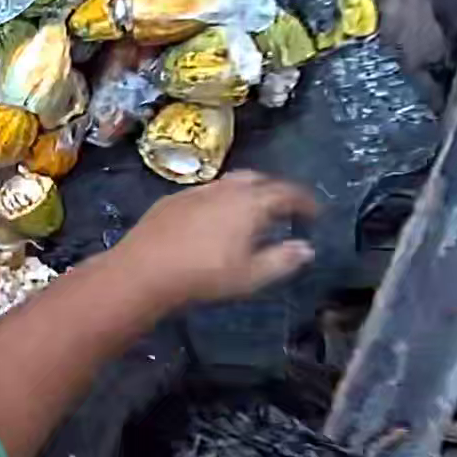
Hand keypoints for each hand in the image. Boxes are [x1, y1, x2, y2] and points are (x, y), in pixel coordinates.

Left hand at [110, 171, 318, 307]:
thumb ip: (283, 260)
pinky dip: (216, 199)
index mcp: (249, 202)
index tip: (314, 213)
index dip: (305, 202)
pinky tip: (211, 218)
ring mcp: (191, 192)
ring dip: (243, 193)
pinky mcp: (167, 201)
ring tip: (248, 213)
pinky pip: (200, 192)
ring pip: (225, 183)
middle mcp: (221, 189)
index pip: (286, 193)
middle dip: (273, 190)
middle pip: (255, 179)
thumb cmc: (202, 275)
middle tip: (282, 209)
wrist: (141, 270)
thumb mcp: (251, 276)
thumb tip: (305, 248)